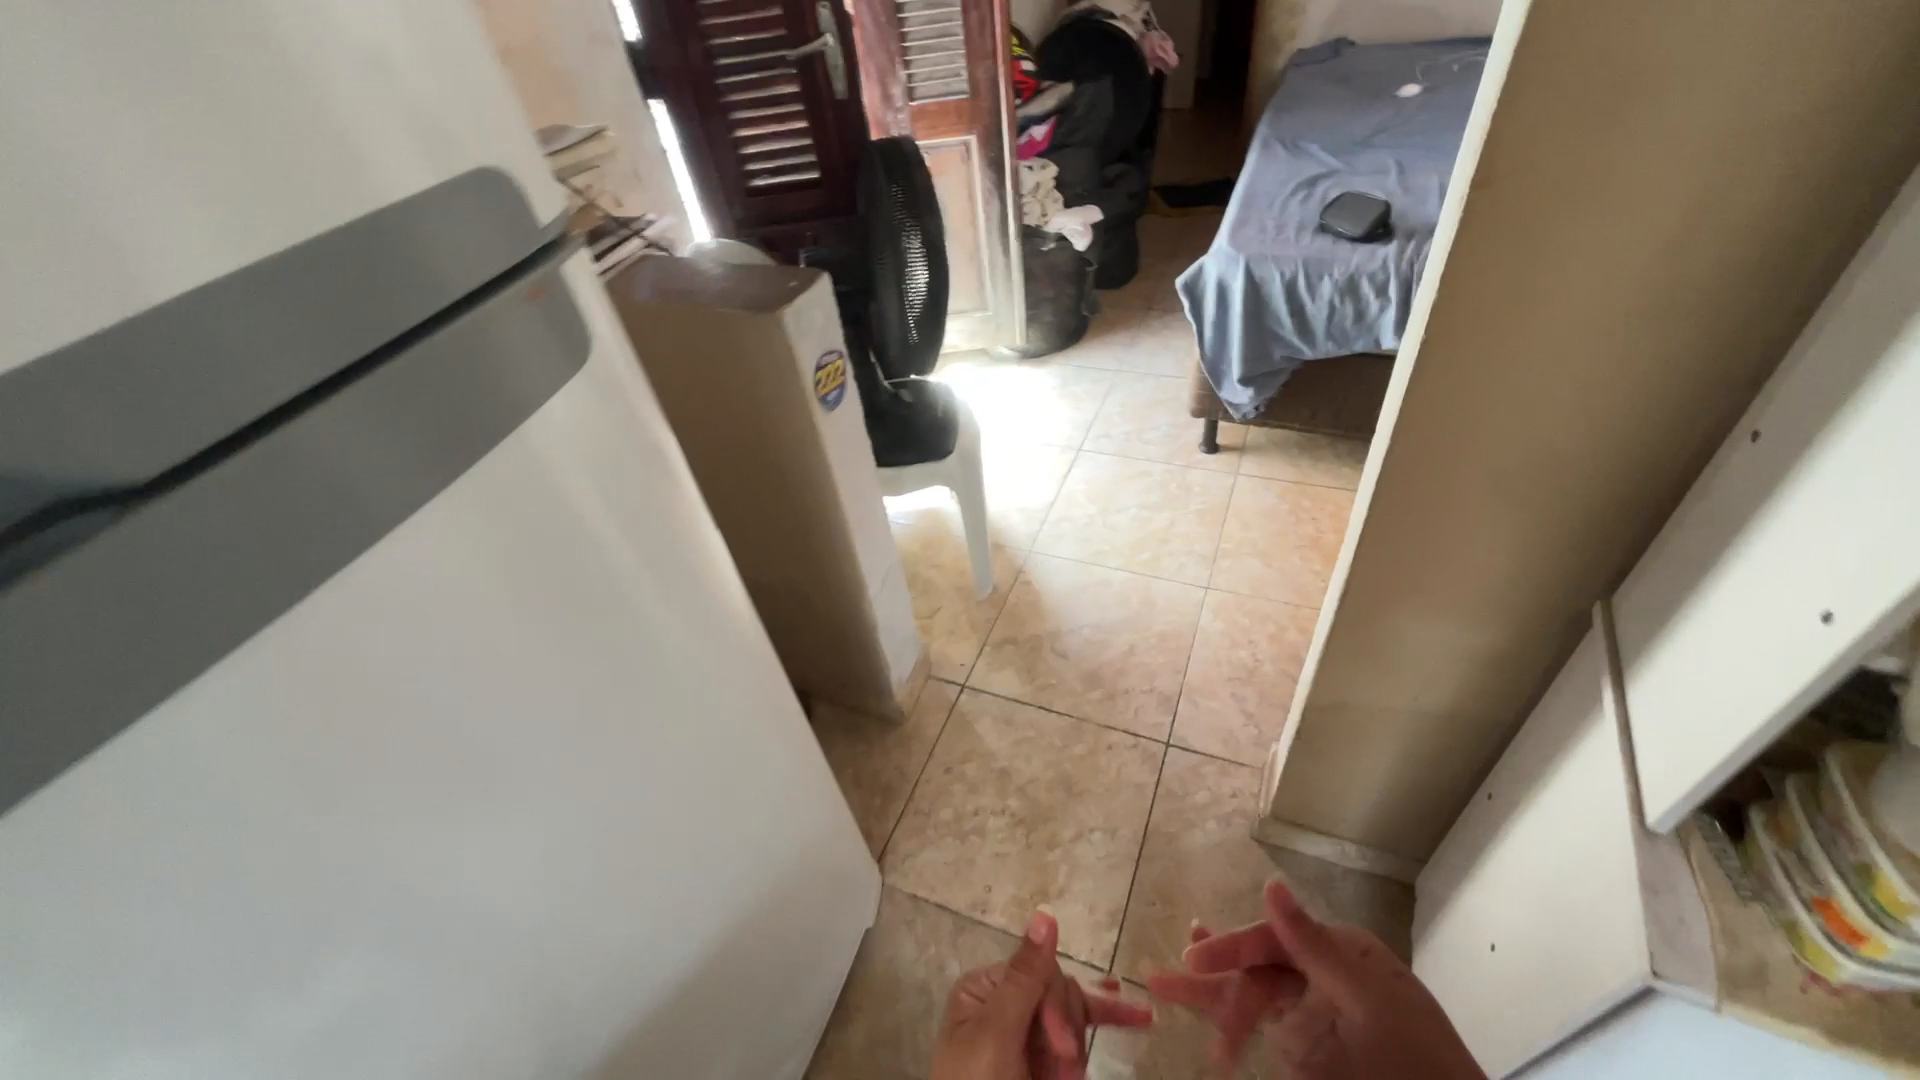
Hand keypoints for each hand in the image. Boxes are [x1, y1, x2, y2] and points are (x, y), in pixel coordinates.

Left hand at [931, 909, 1153, 1079]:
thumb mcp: (996, 1034)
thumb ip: (1024, 978)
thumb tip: (1045, 915)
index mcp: (985, 989)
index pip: (1038, 973)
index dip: (1057, 1006)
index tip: (1059, 1045)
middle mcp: (1005, 1004)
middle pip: (1059, 994)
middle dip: (1067, 1033)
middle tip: (1063, 1073)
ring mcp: (1026, 1034)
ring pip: (1073, 1020)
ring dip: (1076, 1052)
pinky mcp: (1043, 1062)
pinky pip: (1077, 1039)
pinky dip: (1104, 1026)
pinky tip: (1137, 1016)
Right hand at [1147, 879, 1485, 1079]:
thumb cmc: (1418, 1063)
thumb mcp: (1369, 1001)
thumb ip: (1314, 945)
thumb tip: (1271, 884)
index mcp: (1342, 952)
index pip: (1274, 939)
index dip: (1232, 946)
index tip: (1194, 960)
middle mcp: (1322, 974)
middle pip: (1255, 967)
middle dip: (1211, 974)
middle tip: (1160, 982)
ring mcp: (1313, 1013)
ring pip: (1250, 995)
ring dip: (1208, 993)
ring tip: (1160, 988)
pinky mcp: (1308, 1050)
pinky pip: (1262, 1024)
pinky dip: (1230, 1015)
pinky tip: (1204, 1007)